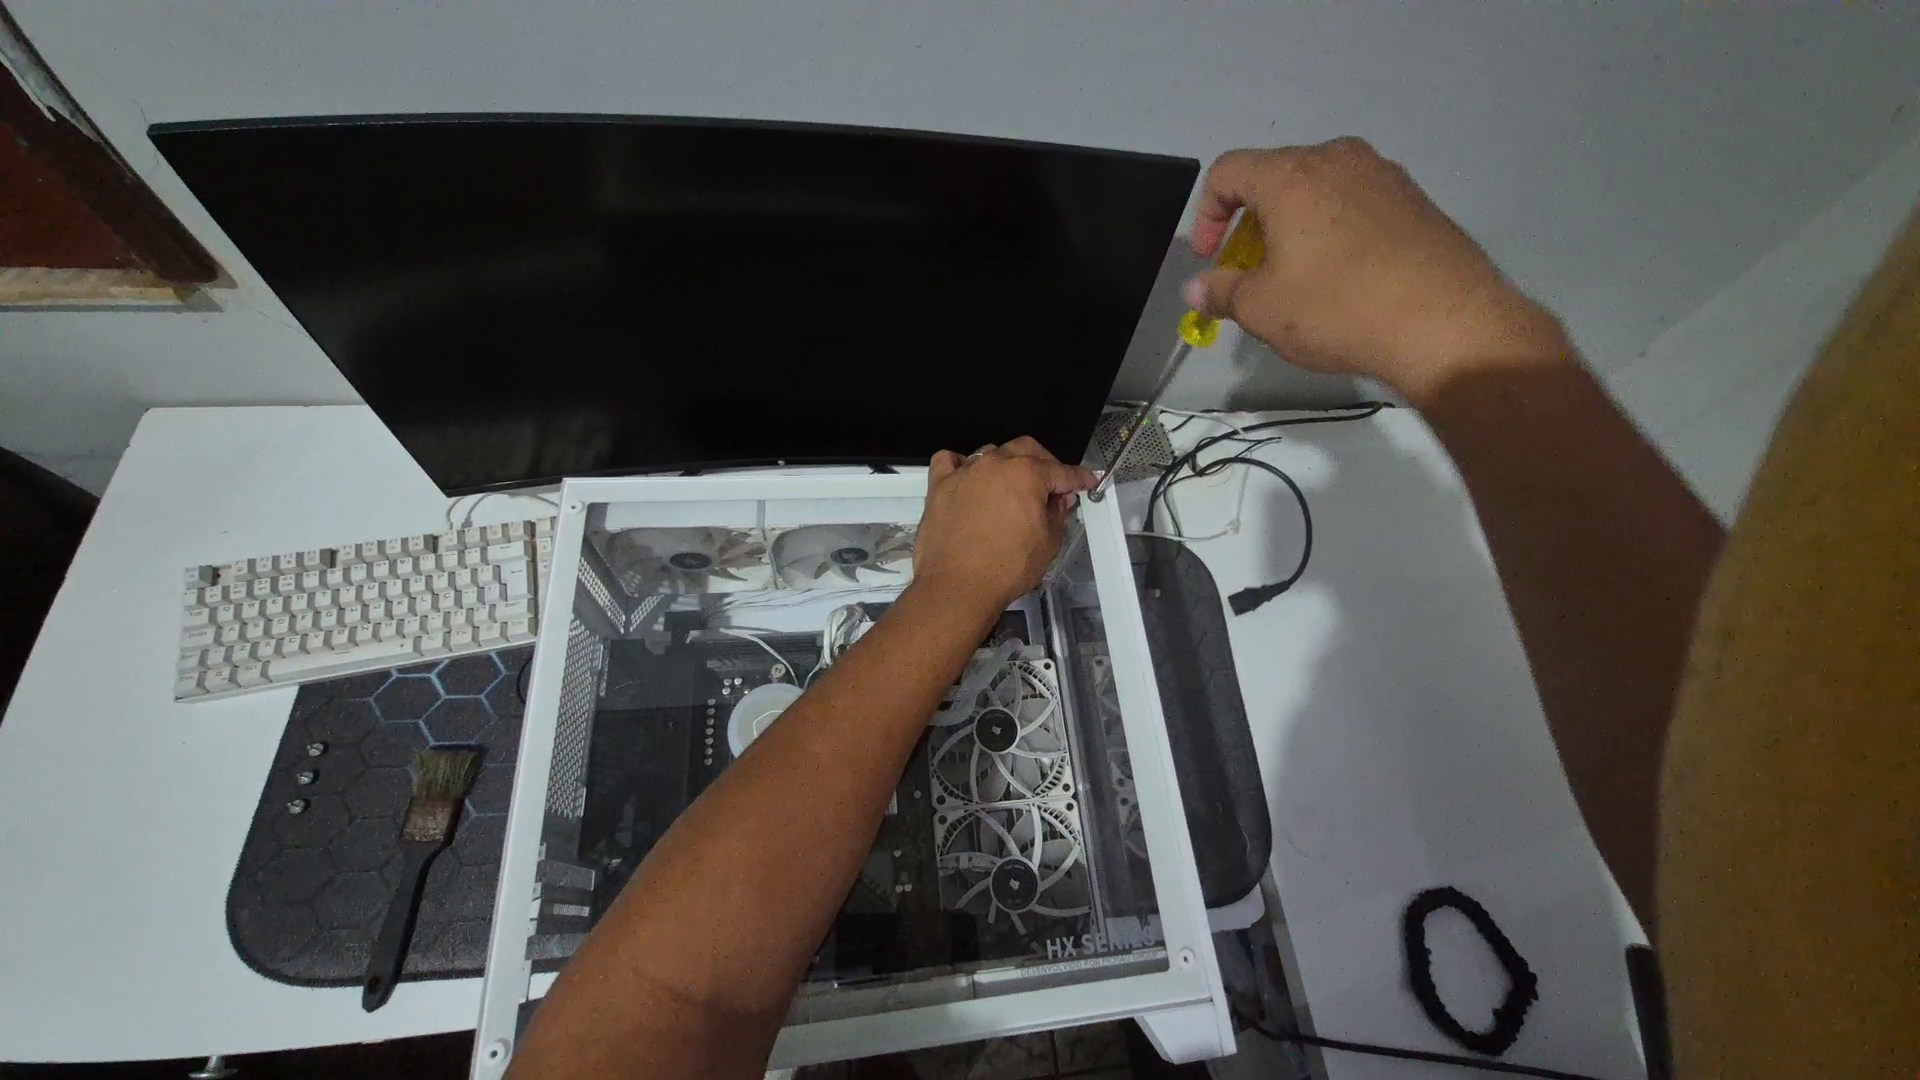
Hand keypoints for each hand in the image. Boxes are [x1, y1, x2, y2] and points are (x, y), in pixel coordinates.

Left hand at [910, 437, 1096, 611]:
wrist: (959, 586)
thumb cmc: (1004, 568)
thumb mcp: (1048, 543)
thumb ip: (1057, 514)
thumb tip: (1058, 501)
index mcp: (1026, 475)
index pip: (1061, 471)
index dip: (1078, 477)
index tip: (1086, 481)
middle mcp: (994, 465)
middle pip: (1025, 450)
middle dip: (1044, 462)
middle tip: (1051, 484)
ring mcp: (965, 473)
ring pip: (990, 453)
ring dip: (1006, 465)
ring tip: (1012, 487)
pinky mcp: (940, 487)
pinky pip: (948, 461)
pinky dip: (960, 465)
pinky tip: (968, 477)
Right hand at [1183, 138, 1569, 404]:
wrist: (1444, 321)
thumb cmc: (1336, 308)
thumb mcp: (1261, 309)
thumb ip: (1221, 292)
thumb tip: (1195, 289)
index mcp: (1291, 176)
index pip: (1227, 171)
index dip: (1206, 215)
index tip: (1211, 259)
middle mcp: (1338, 159)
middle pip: (1273, 179)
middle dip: (1249, 227)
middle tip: (1249, 274)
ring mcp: (1383, 175)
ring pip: (1316, 193)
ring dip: (1291, 231)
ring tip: (1295, 280)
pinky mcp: (1414, 201)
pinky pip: (1353, 207)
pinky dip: (1331, 234)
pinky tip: (1340, 281)